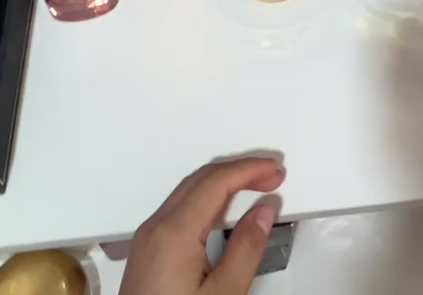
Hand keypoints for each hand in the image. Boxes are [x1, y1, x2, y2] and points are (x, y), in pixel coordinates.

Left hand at [118, 157, 285, 294]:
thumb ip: (245, 249)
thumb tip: (262, 211)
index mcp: (174, 233)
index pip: (216, 181)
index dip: (250, 169)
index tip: (276, 171)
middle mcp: (155, 227)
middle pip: (201, 179)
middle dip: (239, 170)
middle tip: (271, 175)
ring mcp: (147, 238)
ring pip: (188, 190)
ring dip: (223, 181)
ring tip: (254, 187)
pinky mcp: (146, 252)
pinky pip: (179, 207)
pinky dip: (207, 198)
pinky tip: (224, 210)